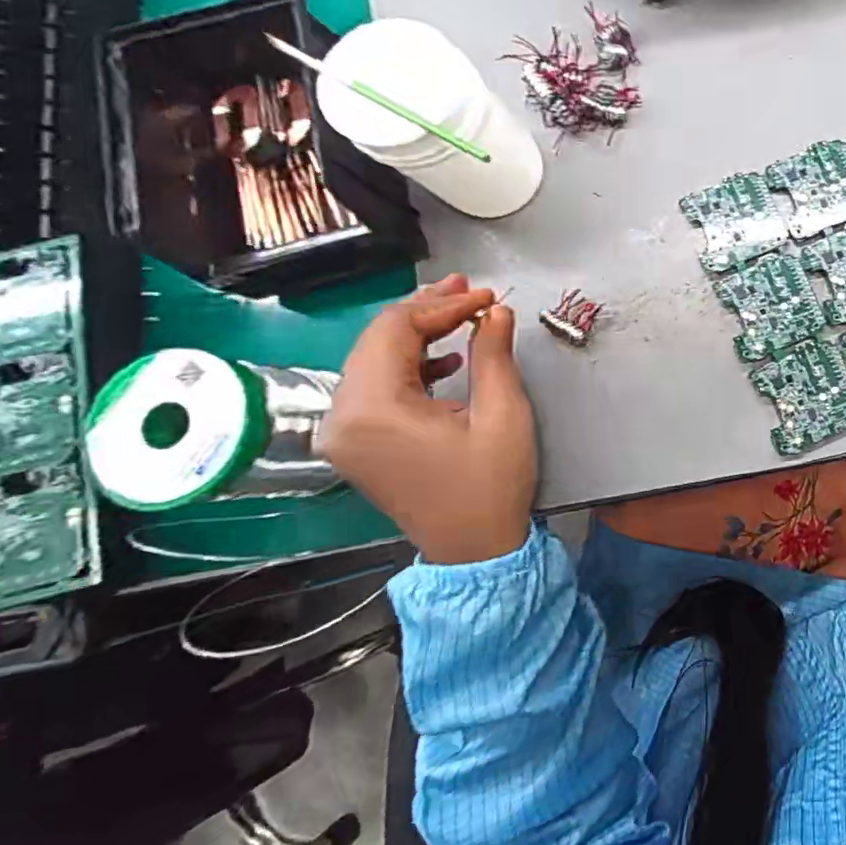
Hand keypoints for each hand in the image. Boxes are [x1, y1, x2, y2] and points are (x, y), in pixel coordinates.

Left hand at [322, 275, 536, 563]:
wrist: (475, 551)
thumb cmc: (492, 487)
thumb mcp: (504, 417)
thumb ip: (495, 355)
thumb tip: (496, 313)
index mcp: (372, 409)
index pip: (396, 330)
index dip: (442, 305)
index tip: (487, 297)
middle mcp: (341, 417)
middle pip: (377, 340)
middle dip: (426, 312)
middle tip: (471, 293)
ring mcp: (342, 432)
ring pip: (374, 360)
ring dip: (417, 337)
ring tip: (461, 318)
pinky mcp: (354, 444)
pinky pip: (374, 388)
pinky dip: (408, 368)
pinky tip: (443, 362)